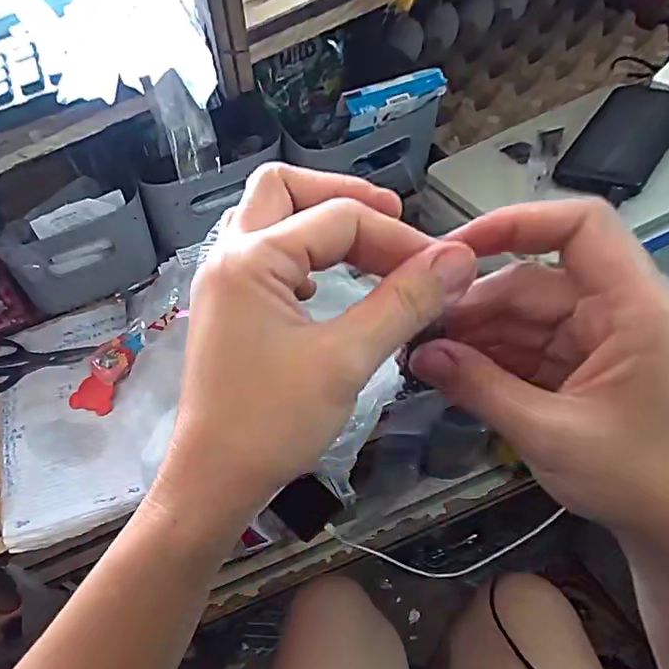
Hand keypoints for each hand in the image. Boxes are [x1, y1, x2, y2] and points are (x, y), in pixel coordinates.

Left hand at [155, 165, 477, 525]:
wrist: (214, 479)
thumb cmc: (270, 425)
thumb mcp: (346, 360)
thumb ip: (402, 303)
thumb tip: (455, 261)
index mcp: (251, 260)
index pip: (340, 219)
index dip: (398, 238)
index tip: (441, 267)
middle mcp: (226, 260)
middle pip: (284, 190)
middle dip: (342, 198)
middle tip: (390, 220)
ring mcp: (220, 287)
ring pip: (267, 223)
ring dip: (315, 225)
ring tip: (362, 250)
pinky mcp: (224, 314)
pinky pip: (261, 262)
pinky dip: (297, 258)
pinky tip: (322, 289)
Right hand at [411, 200, 668, 545]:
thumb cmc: (638, 480)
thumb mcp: (549, 433)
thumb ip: (482, 389)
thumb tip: (424, 355)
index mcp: (635, 310)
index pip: (581, 228)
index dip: (516, 224)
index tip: (456, 248)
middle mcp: (619, 312)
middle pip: (535, 279)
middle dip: (475, 303)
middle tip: (422, 330)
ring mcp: (599, 339)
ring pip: (524, 315)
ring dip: (476, 334)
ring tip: (429, 355)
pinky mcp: (582, 365)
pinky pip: (528, 346)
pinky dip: (492, 358)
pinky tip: (456, 370)